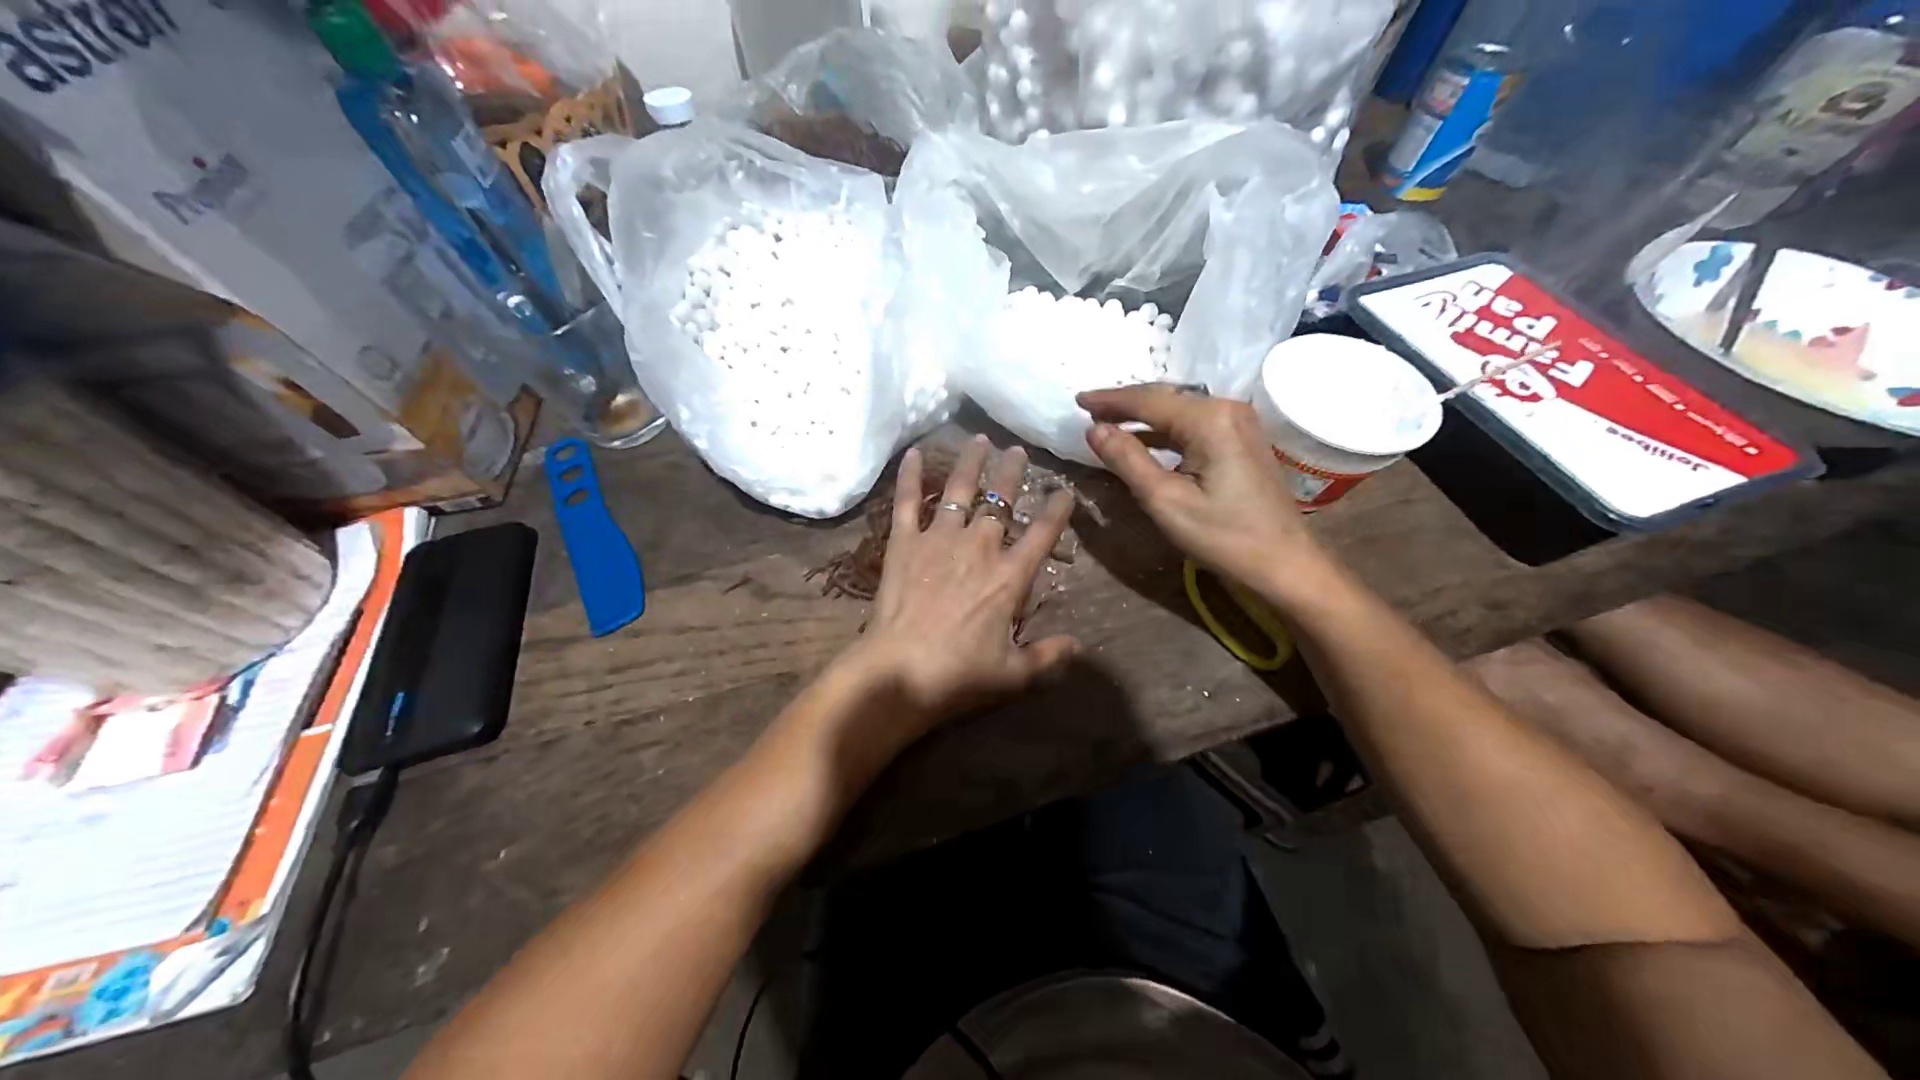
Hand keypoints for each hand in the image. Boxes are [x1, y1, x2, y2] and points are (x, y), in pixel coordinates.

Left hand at [840, 435, 1078, 725]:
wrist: (900, 670)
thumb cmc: (960, 674)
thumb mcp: (1013, 672)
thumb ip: (1048, 655)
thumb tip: (1078, 645)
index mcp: (1010, 576)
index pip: (1042, 533)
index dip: (1057, 509)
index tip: (1065, 490)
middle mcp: (979, 547)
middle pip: (1001, 500)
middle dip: (1012, 472)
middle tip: (1017, 451)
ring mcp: (939, 539)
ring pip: (959, 488)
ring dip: (971, 462)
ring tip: (980, 439)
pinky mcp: (904, 542)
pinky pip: (907, 501)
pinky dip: (909, 475)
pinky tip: (912, 452)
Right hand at [1079, 385, 1320, 592]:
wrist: (1283, 561)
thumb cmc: (1223, 536)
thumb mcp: (1165, 501)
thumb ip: (1127, 460)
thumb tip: (1094, 429)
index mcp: (1210, 420)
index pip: (1148, 400)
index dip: (1109, 400)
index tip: (1076, 402)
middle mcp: (1228, 409)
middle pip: (1165, 398)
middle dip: (1125, 404)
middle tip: (1088, 410)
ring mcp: (1239, 423)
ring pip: (1179, 410)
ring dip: (1143, 417)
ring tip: (1108, 423)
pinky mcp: (1242, 439)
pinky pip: (1193, 424)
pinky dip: (1164, 430)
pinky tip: (1143, 439)